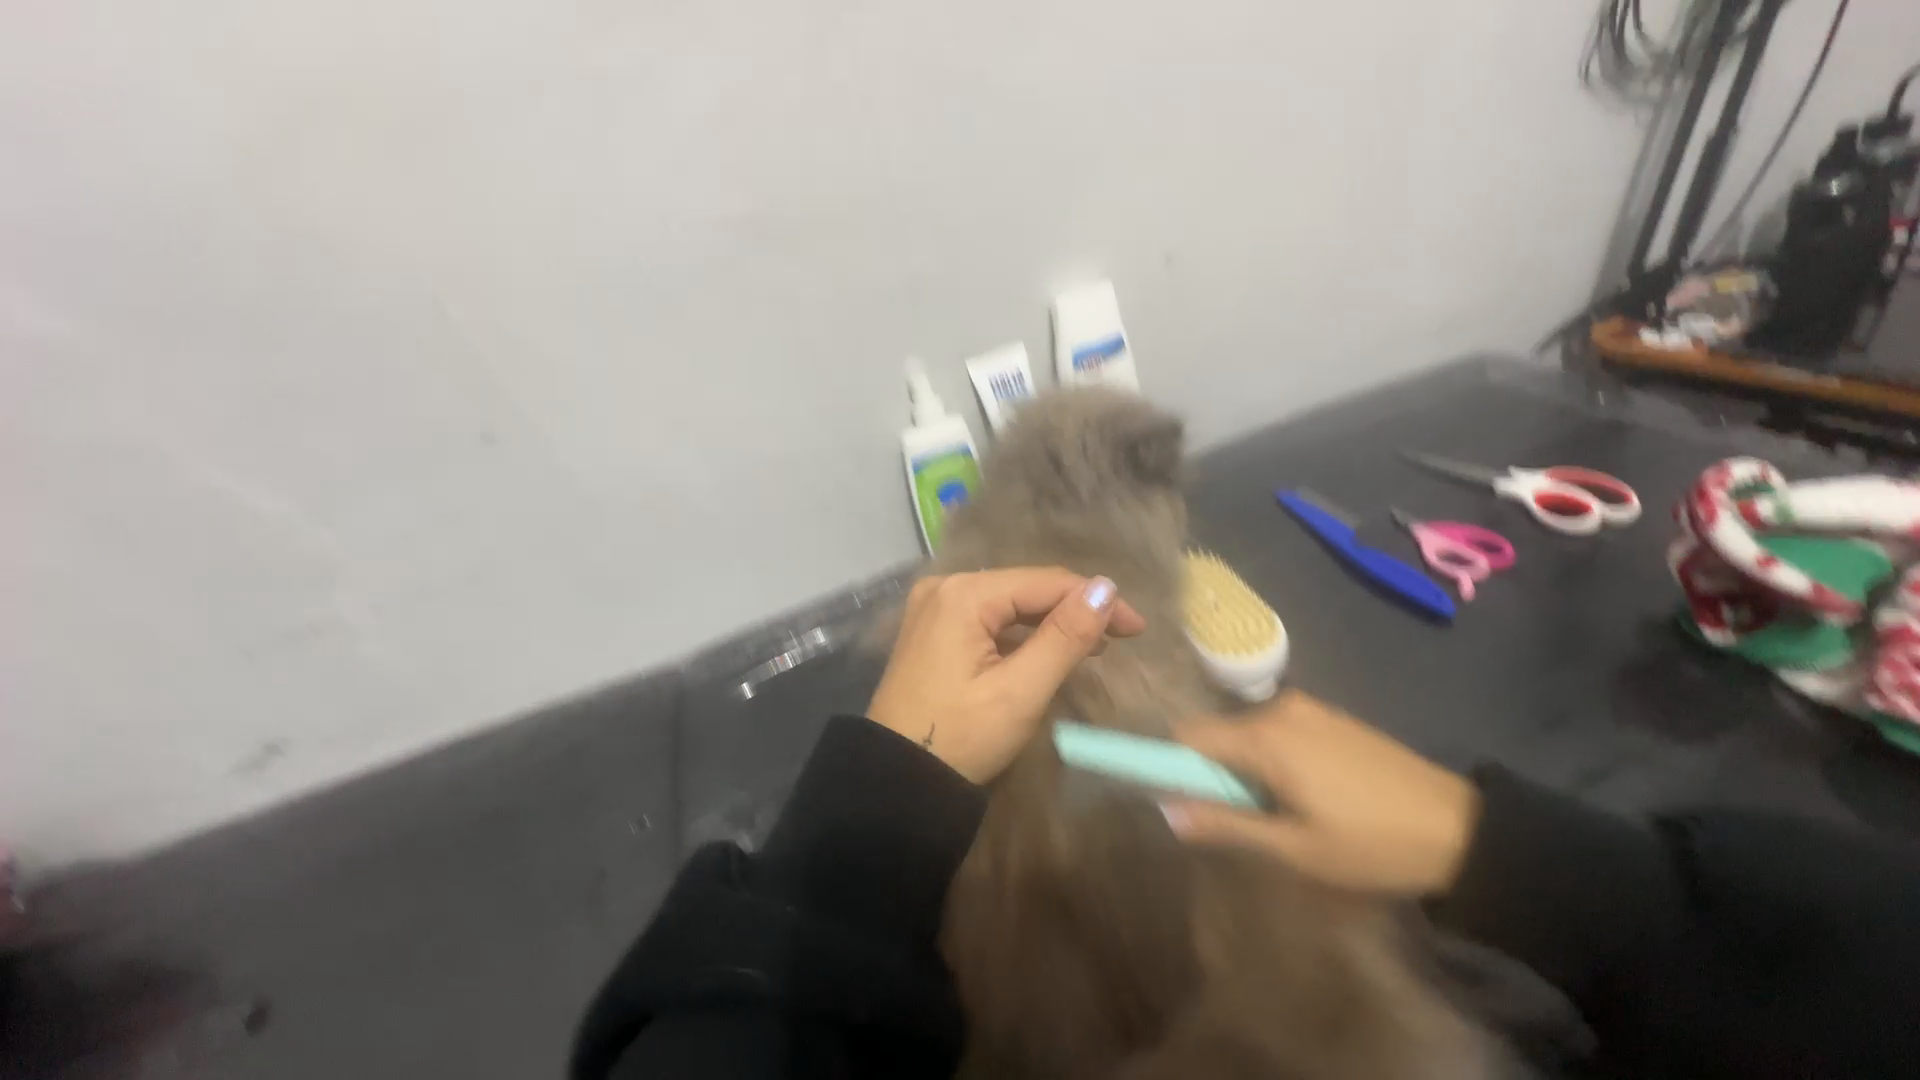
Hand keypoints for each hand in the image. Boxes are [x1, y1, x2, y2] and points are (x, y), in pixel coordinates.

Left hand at [867, 568, 1145, 783]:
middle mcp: (945, 587)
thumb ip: (1065, 636)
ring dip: (1050, 621)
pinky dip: (1021, 633)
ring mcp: (934, 608)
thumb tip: (1106, 588)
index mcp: (963, 594)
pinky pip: (988, 619)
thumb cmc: (960, 737)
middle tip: (1122, 636)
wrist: (895, 780)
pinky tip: (1048, 649)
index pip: (1045, 582)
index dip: (1097, 599)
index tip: (1139, 628)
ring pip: (1008, 603)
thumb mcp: (1020, 691)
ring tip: (1094, 645)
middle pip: (1025, 587)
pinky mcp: (932, 630)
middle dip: (1075, 608)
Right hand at [1162, 691, 1479, 895]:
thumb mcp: (1293, 849)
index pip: (1187, 735)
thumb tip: (1166, 810)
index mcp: (1264, 737)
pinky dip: (1272, 758)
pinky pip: (1277, 731)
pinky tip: (1308, 795)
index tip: (1178, 800)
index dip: (1170, 764)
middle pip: (1217, 734)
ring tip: (1281, 814)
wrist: (1463, 829)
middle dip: (1213, 773)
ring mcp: (1309, 709)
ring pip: (1247, 734)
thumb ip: (1225, 825)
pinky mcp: (1331, 717)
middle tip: (1244, 822)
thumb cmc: (1370, 844)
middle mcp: (1280, 709)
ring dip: (1246, 769)